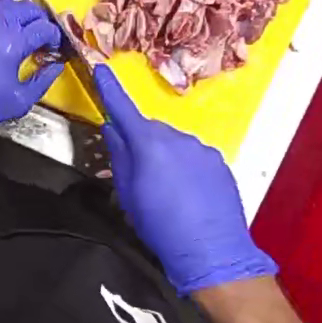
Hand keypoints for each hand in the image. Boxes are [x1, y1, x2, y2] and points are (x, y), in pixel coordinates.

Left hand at [0, 0, 63, 151]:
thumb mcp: (21, 101)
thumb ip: (43, 80)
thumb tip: (56, 65)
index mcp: (13, 43)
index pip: (43, 27)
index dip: (54, 37)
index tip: (53, 49)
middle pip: (27, 7)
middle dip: (39, 20)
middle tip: (41, 38)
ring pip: (6, 4)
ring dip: (19, 14)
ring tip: (22, 33)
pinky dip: (0, 18)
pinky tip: (1, 36)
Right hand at [94, 66, 276, 292]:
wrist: (211, 251)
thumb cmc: (158, 225)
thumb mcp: (128, 193)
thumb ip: (120, 157)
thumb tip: (112, 129)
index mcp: (151, 145)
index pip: (124, 111)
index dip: (110, 90)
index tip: (101, 71)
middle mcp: (179, 139)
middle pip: (151, 130)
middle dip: (140, 142)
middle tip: (133, 172)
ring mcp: (204, 150)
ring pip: (173, 144)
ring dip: (163, 157)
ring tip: (161, 190)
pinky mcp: (220, 165)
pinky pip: (193, 157)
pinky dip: (183, 167)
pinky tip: (183, 194)